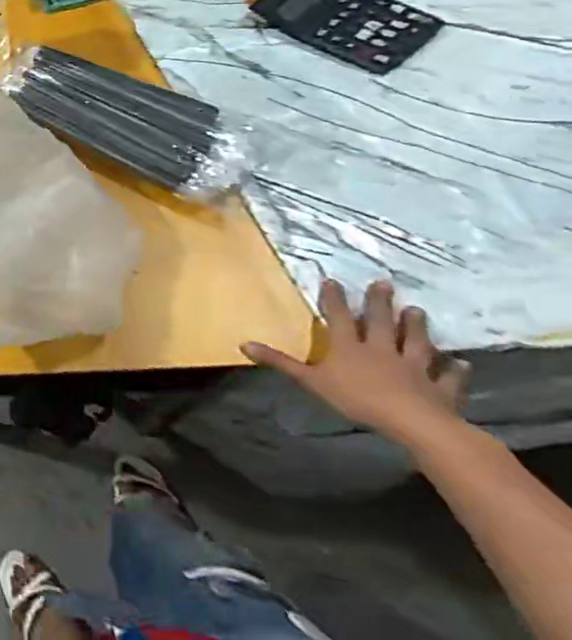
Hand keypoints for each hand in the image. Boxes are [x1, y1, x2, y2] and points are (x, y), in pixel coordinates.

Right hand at [244, 279, 470, 445]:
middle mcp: (382, 351)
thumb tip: (243, 344)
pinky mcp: (439, 388)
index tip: (333, 281)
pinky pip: (448, 377)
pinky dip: (455, 369)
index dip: (334, 299)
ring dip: (417, 328)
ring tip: (417, 311)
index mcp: (350, 348)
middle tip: (385, 284)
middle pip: (380, 324)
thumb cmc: (357, 399)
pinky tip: (461, 362)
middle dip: (380, 303)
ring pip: (416, 343)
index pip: (338, 318)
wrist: (415, 423)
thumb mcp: (310, 381)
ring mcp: (414, 368)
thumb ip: (280, 362)